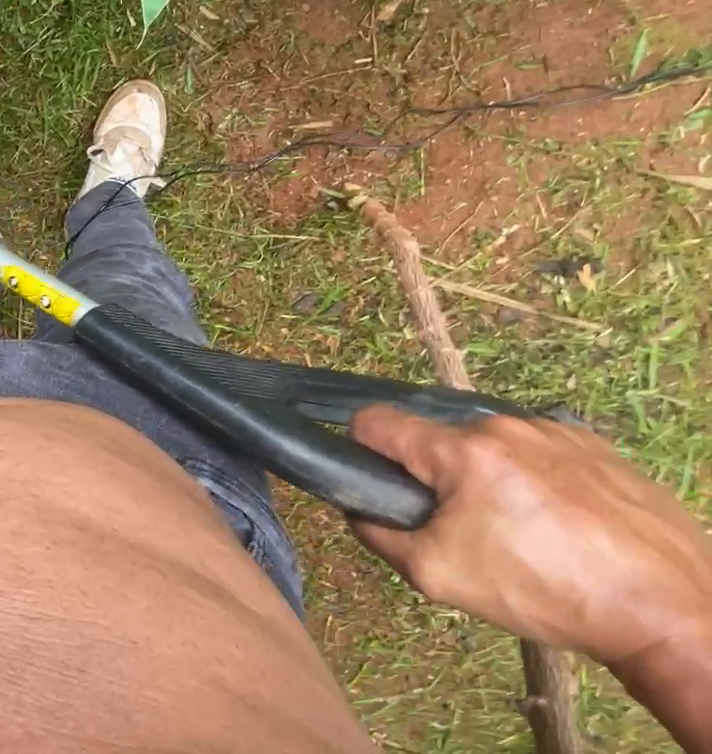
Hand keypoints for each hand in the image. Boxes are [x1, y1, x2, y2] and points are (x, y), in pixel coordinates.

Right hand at [349, 406, 711, 665]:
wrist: (679, 617)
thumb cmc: (547, 593)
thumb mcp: (435, 575)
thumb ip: (376, 534)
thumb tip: (360, 510)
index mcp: (460, 449)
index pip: (373, 421)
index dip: (363, 452)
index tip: (387, 490)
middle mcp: (504, 426)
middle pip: (434, 436)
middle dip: (433, 474)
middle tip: (461, 525)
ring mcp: (558, 432)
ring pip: (487, 443)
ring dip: (484, 474)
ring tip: (518, 526)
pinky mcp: (600, 447)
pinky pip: (537, 451)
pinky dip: (532, 477)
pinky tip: (560, 521)